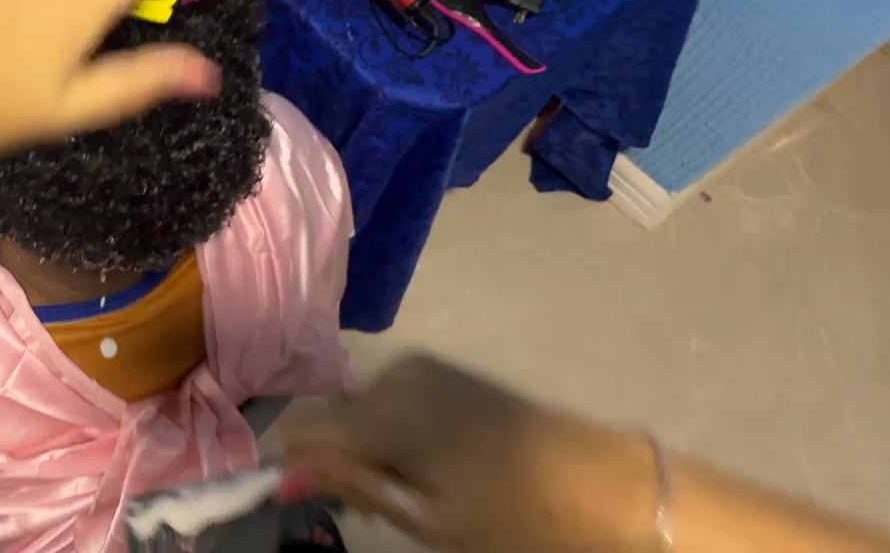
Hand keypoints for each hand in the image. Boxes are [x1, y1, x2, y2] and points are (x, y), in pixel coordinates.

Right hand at [281, 353, 657, 552]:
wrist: (600, 484)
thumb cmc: (514, 518)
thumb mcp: (430, 520)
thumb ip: (355, 485)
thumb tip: (290, 472)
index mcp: (387, 412)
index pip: (306, 427)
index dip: (297, 463)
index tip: (303, 497)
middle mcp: (393, 375)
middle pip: (333, 416)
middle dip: (336, 458)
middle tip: (366, 508)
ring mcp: (417, 367)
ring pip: (360, 407)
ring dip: (364, 446)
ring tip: (399, 493)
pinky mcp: (437, 369)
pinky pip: (388, 397)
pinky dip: (389, 430)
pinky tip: (419, 464)